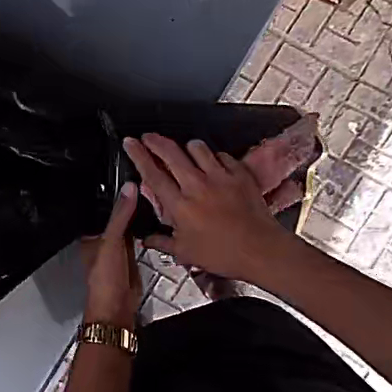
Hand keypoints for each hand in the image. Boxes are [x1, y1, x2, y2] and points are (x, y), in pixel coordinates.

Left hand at [80, 181, 142, 326]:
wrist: (118, 309)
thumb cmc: (104, 280)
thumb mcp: (111, 242)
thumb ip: (120, 216)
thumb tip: (128, 190)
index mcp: (90, 235)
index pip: (100, 208)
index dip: (111, 193)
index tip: (125, 175)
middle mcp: (102, 240)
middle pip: (115, 216)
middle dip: (126, 203)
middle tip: (143, 181)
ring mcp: (118, 249)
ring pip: (128, 225)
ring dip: (137, 215)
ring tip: (150, 194)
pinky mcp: (131, 256)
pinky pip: (138, 237)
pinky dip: (144, 229)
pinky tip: (153, 219)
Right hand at [123, 133, 295, 283]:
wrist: (260, 250)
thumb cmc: (223, 254)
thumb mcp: (186, 253)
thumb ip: (162, 242)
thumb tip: (147, 239)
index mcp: (180, 206)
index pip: (153, 174)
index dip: (139, 155)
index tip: (131, 143)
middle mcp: (198, 186)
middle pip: (171, 152)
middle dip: (156, 141)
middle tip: (148, 136)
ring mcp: (220, 177)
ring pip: (198, 148)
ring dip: (187, 147)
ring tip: (184, 152)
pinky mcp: (240, 175)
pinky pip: (222, 156)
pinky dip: (215, 157)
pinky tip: (214, 165)